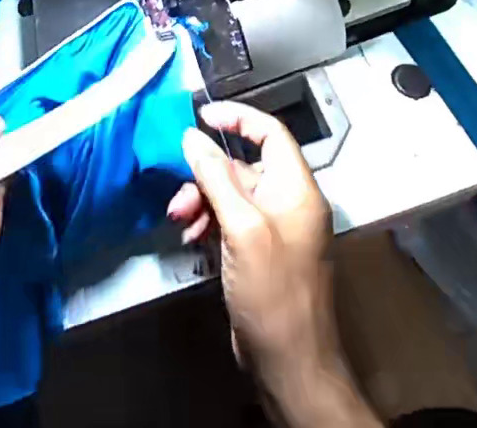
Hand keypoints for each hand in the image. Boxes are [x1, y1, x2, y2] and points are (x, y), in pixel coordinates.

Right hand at [167, 103, 377, 427]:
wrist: (289, 361)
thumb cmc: (273, 291)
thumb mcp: (242, 228)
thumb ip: (217, 179)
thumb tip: (194, 138)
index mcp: (296, 186)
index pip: (270, 132)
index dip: (238, 118)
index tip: (203, 115)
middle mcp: (288, 200)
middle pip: (244, 166)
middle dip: (208, 174)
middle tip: (180, 195)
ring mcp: (274, 227)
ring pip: (233, 194)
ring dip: (203, 200)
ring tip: (182, 220)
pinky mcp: (259, 250)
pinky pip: (232, 221)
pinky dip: (210, 222)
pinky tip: (193, 238)